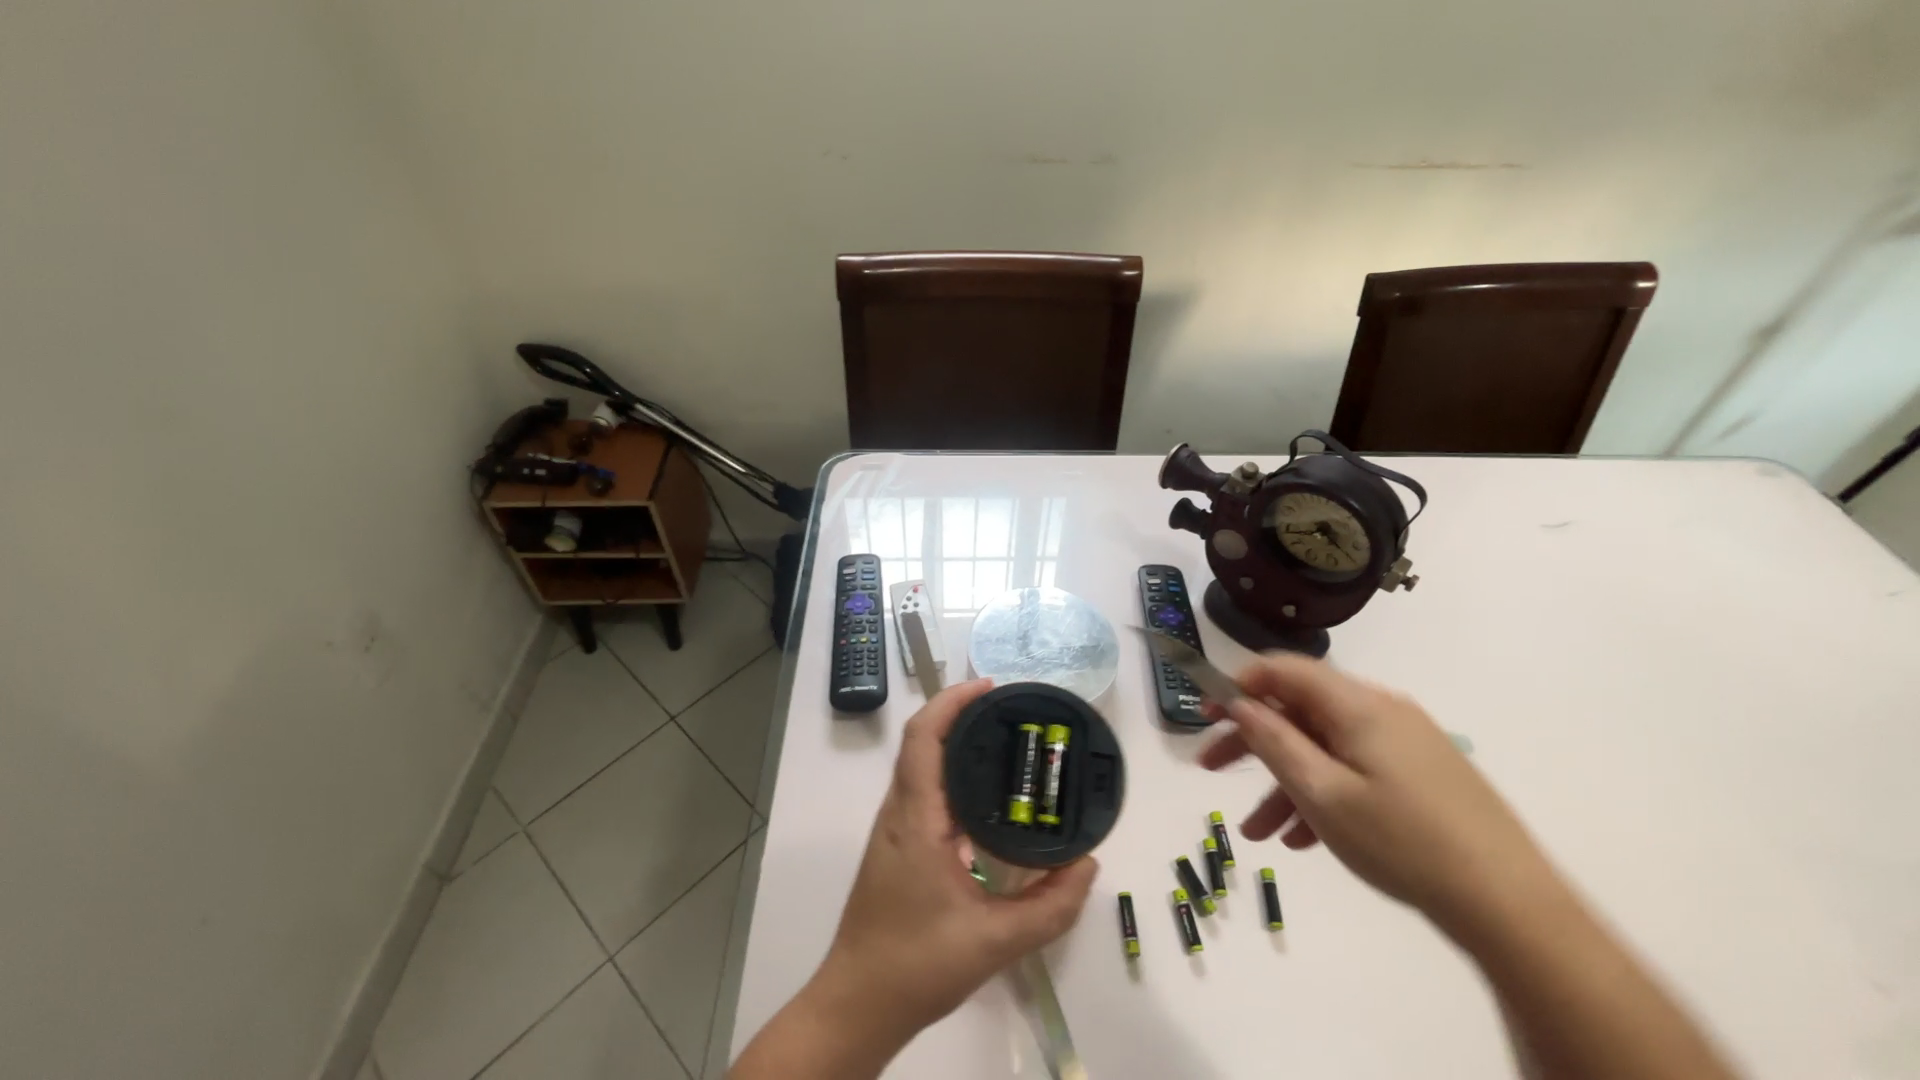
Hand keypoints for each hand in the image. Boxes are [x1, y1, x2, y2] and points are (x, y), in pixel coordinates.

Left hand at [816, 677, 1097, 1041]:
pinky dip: (954, 779)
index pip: (923, 738)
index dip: (952, 701)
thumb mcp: (997, 941)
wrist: (858, 1004)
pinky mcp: (899, 850)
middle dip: (962, 716)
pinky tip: (990, 803)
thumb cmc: (917, 965)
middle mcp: (899, 815)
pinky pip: (926, 795)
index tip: (992, 688)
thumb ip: (1051, 906)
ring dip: (956, 746)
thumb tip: (1088, 864)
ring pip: (922, 769)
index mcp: (916, 820)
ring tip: (1009, 748)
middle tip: (1014, 715)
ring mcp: (895, 832)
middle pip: (922, 744)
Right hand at [1198, 654, 1557, 933]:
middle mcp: (1381, 712)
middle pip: (1300, 710)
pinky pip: (1353, 772)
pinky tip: (1303, 841)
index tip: (1203, 715)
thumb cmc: (1403, 842)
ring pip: (1325, 748)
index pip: (1284, 670)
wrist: (1508, 903)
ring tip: (1256, 834)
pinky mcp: (1420, 776)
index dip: (1237, 686)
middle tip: (1209, 768)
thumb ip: (1274, 742)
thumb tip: (1239, 703)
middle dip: (1252, 740)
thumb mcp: (1323, 793)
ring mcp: (1404, 745)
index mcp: (1358, 706)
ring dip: (1284, 783)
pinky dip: (1321, 796)